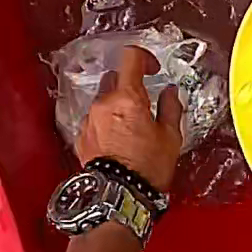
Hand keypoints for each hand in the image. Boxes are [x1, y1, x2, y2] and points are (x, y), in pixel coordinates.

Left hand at [74, 46, 184, 192]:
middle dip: (129, 86)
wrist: (119, 195)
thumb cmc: (147, 168)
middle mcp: (103, 104)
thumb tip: (170, 93)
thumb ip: (170, 108)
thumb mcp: (170, 136)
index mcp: (127, 98)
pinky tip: (117, 139)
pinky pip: (93, 120)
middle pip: (114, 79)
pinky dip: (105, 123)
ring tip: (130, 127)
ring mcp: (88, 120)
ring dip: (115, 106)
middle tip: (143, 103)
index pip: (130, 58)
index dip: (143, 57)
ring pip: (102, 101)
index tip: (152, 68)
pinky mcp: (80, 136)